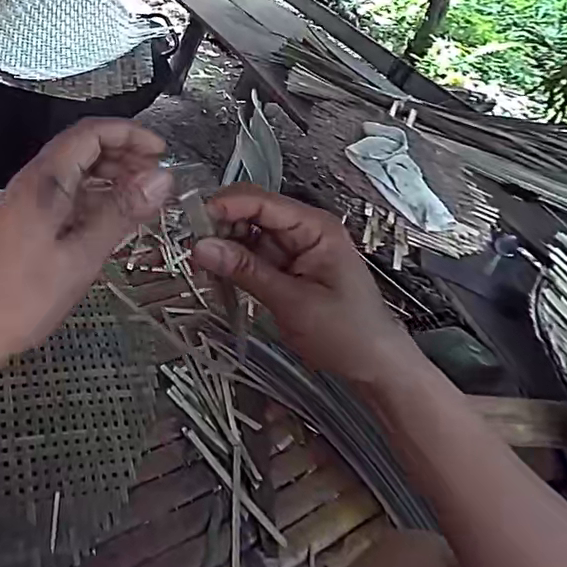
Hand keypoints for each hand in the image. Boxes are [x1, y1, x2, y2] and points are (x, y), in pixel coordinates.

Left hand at [0, 119, 171, 367]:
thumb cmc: (25, 296)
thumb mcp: (82, 254)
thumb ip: (122, 211)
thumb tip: (163, 178)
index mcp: (46, 179)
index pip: (91, 132)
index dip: (130, 134)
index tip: (162, 153)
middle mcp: (37, 180)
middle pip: (86, 145)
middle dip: (126, 152)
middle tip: (157, 177)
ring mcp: (33, 199)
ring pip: (80, 168)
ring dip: (114, 174)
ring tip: (145, 196)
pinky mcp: (33, 219)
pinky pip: (72, 192)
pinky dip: (100, 195)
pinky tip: (119, 217)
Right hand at [190, 184, 419, 386]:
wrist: (375, 365)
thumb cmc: (345, 333)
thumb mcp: (292, 302)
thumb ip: (245, 271)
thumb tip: (200, 247)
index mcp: (314, 226)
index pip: (262, 201)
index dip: (225, 206)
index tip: (192, 223)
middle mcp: (302, 228)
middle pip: (251, 212)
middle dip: (220, 227)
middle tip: (191, 252)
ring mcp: (293, 247)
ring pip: (247, 234)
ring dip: (224, 247)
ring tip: (201, 269)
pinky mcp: (286, 266)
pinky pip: (252, 255)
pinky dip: (234, 264)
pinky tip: (218, 277)